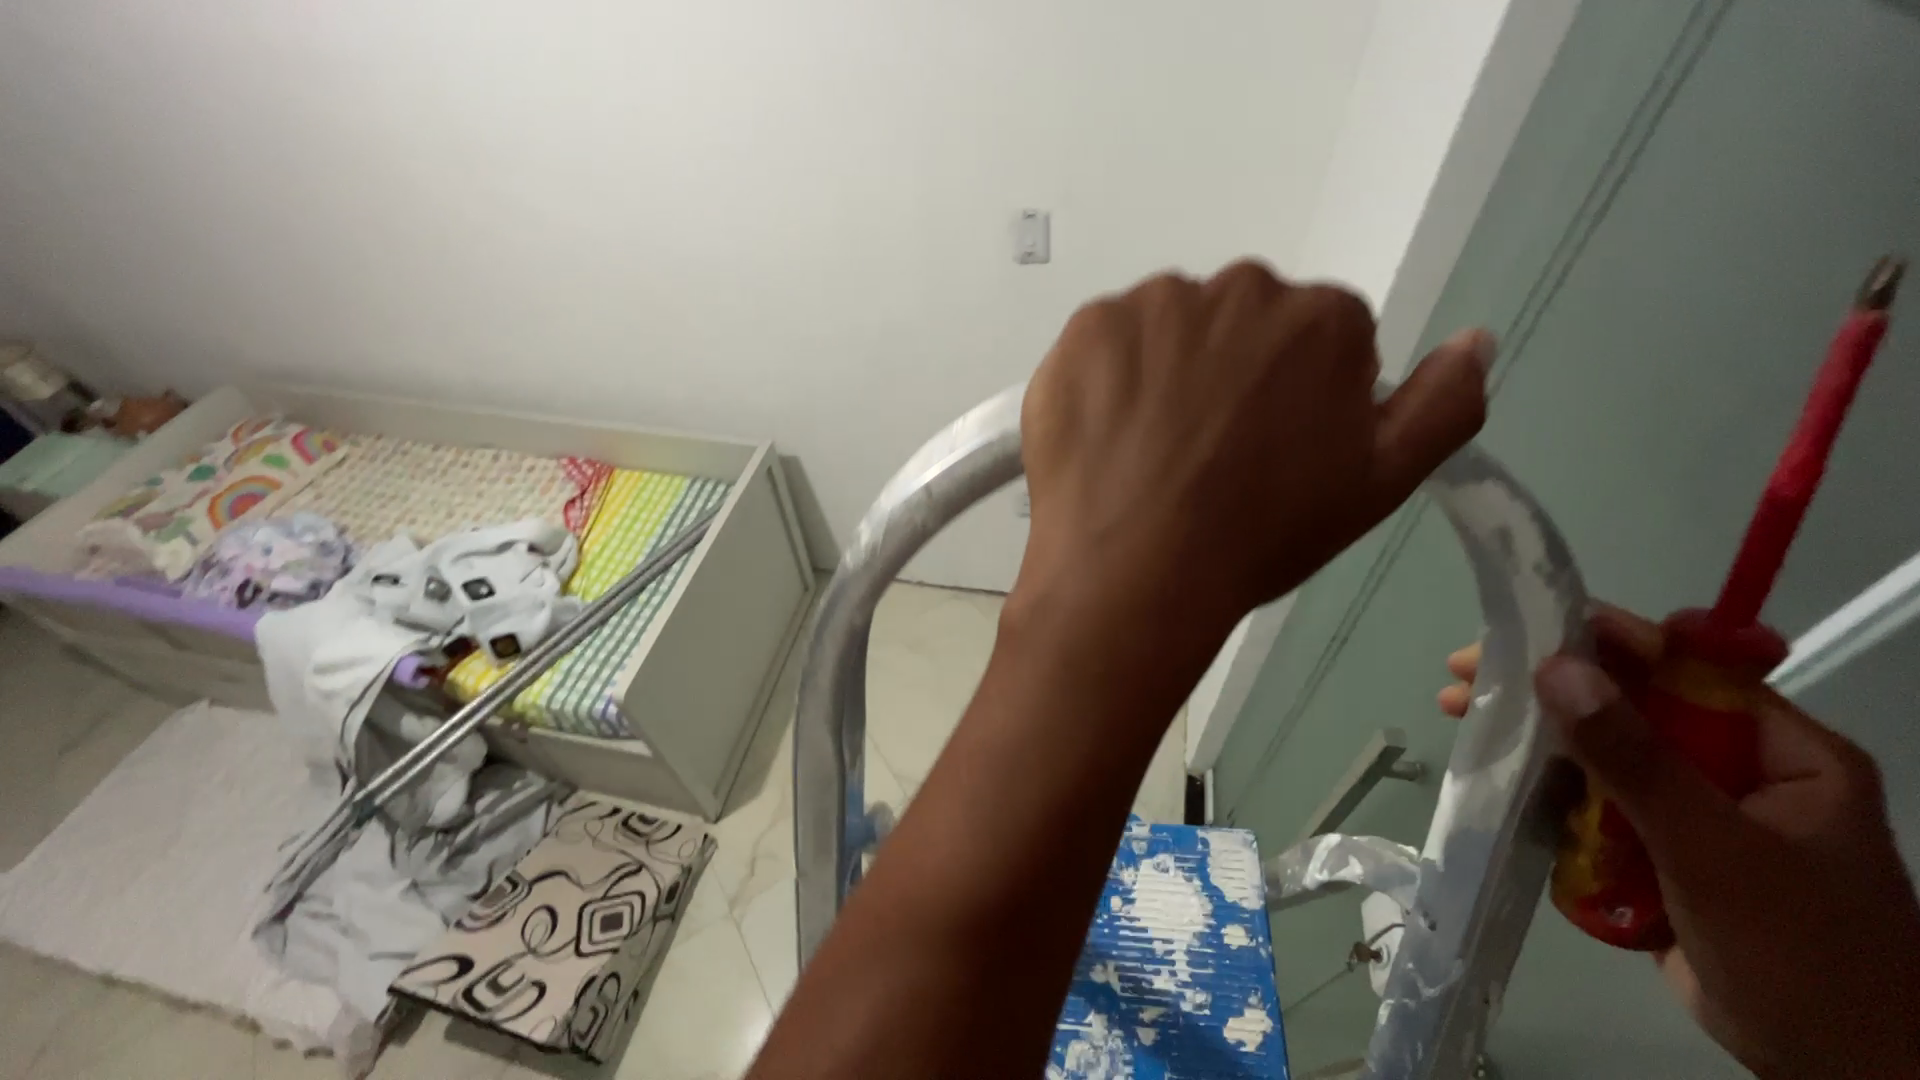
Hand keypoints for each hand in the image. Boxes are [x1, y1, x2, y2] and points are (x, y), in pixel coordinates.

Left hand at [1016, 260, 1491, 634]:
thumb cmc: (1260, 536)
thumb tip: (1475, 339)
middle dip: (1231, 373)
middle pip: (1241, 324)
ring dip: (1165, 371)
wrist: (1136, 574)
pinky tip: (1106, 437)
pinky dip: (1106, 380)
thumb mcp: (1378, 486)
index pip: (1317, 338)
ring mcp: (1152, 305)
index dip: (1293, 397)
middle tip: (1205, 453)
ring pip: (1169, 329)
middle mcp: (1240, 289)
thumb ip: (1441, 405)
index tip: (1267, 450)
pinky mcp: (1085, 329)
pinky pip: (1105, 345)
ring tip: (1150, 451)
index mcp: (1322, 318)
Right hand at [1442, 608, 1919, 1077]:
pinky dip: (1550, 791)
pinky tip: (1501, 780)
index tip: (1518, 634)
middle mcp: (1739, 766)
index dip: (1599, 641)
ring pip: (1605, 753)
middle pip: (1631, 705)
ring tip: (1463, 720)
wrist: (1838, 1074)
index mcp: (1781, 749)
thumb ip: (1635, 760)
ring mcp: (1700, 810)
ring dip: (1539, 740)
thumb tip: (1556, 668)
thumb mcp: (1714, 851)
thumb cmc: (1799, 956)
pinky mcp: (1664, 849)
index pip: (1684, 667)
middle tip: (1463, 678)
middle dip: (1547, 691)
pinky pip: (1597, 802)